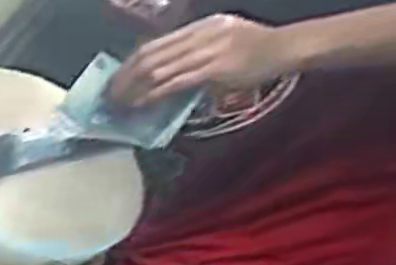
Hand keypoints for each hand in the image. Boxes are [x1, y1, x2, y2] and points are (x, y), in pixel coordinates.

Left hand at [111, 14, 297, 105]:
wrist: (285, 48)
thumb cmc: (249, 52)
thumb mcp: (216, 43)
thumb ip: (187, 54)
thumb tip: (154, 76)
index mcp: (200, 27)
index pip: (153, 45)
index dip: (128, 66)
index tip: (113, 83)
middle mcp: (202, 34)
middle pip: (150, 58)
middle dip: (124, 80)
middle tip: (110, 98)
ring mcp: (209, 50)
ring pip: (158, 71)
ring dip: (134, 91)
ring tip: (121, 105)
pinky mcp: (215, 68)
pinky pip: (174, 83)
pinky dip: (152, 95)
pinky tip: (140, 105)